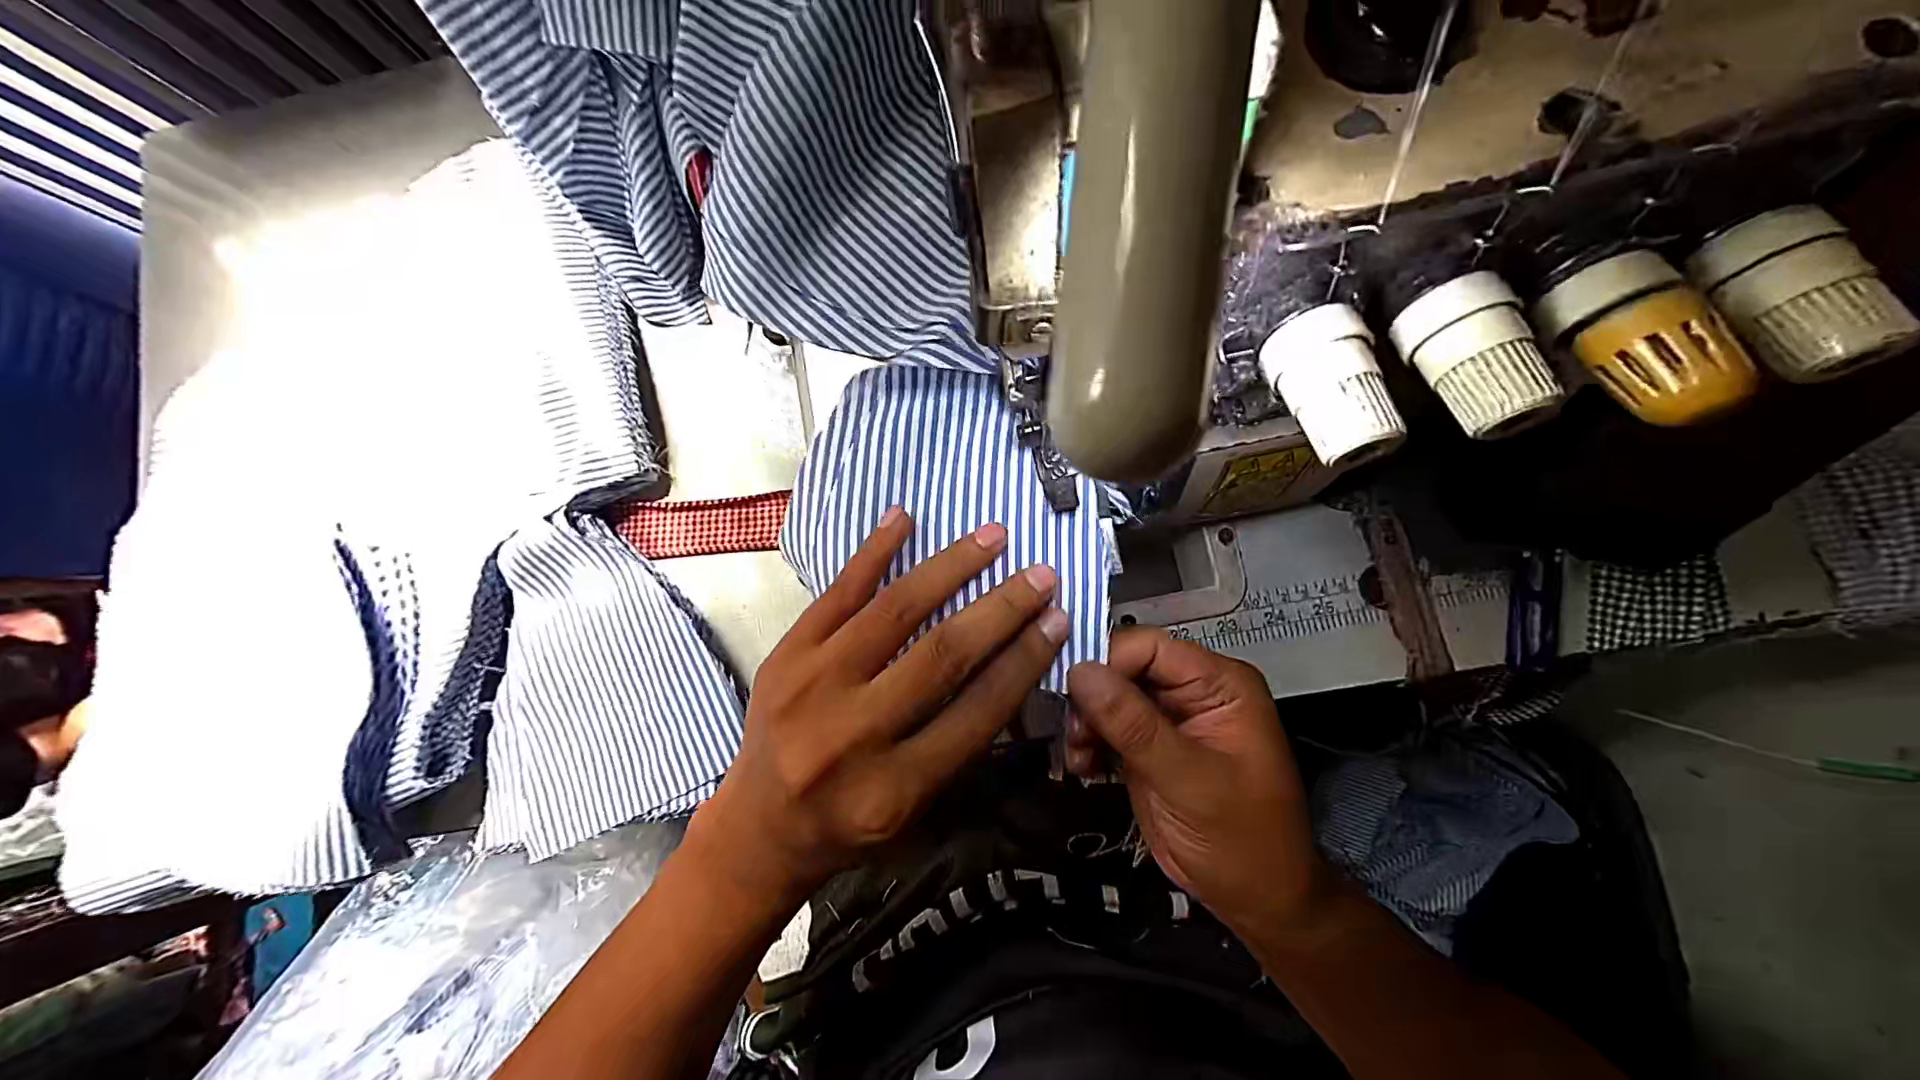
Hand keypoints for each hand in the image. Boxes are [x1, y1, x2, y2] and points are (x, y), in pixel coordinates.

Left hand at [688, 508, 1068, 907]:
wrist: (759, 824)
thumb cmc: (846, 822)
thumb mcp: (913, 809)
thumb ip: (959, 745)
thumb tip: (1012, 665)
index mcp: (893, 787)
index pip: (977, 710)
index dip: (1025, 660)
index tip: (1056, 620)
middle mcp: (852, 733)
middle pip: (943, 655)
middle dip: (1001, 608)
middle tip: (1041, 575)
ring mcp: (812, 686)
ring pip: (895, 612)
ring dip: (950, 567)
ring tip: (992, 536)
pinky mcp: (786, 654)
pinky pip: (837, 593)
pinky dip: (873, 552)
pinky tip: (903, 518)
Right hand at [1066, 628, 1332, 946]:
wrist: (1256, 899)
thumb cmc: (1241, 838)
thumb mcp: (1189, 781)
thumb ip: (1134, 725)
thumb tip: (1081, 672)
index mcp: (1219, 684)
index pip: (1149, 647)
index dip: (1108, 663)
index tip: (1075, 695)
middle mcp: (1192, 691)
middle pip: (1123, 666)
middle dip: (1091, 696)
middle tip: (1074, 733)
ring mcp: (1168, 718)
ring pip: (1108, 695)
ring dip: (1085, 722)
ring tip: (1079, 756)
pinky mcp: (1147, 745)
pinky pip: (1106, 725)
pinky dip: (1088, 742)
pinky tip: (1084, 766)